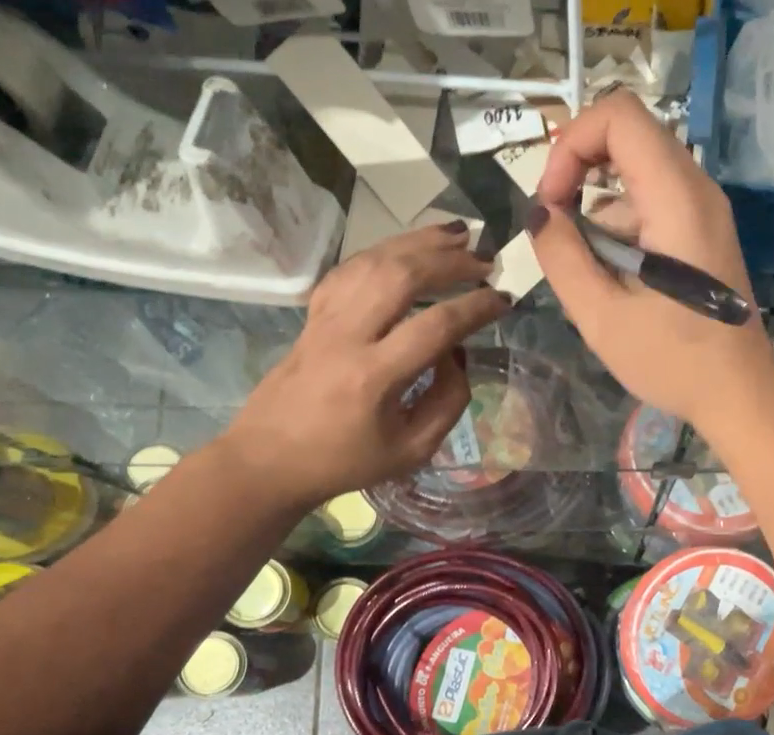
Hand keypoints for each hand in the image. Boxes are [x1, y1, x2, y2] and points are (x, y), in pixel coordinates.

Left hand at [219, 224, 507, 508]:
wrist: (269, 459)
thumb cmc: (346, 462)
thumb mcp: (413, 450)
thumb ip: (447, 401)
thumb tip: (458, 355)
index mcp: (375, 377)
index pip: (436, 326)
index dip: (476, 307)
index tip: (504, 300)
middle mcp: (347, 337)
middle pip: (400, 276)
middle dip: (448, 261)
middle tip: (485, 261)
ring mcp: (324, 320)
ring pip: (372, 262)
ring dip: (417, 242)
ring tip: (456, 234)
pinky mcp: (312, 315)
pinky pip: (349, 270)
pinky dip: (382, 252)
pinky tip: (406, 249)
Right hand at [530, 91, 773, 428]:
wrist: (740, 395)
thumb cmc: (674, 362)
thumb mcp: (602, 316)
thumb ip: (562, 256)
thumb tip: (541, 213)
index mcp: (677, 199)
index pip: (618, 115)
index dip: (571, 144)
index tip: (553, 202)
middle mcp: (697, 189)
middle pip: (627, 136)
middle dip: (579, 171)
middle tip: (559, 229)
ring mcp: (705, 210)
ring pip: (637, 172)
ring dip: (600, 210)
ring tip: (591, 276)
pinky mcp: (704, 232)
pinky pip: (654, 202)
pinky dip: (622, 227)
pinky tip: (617, 283)